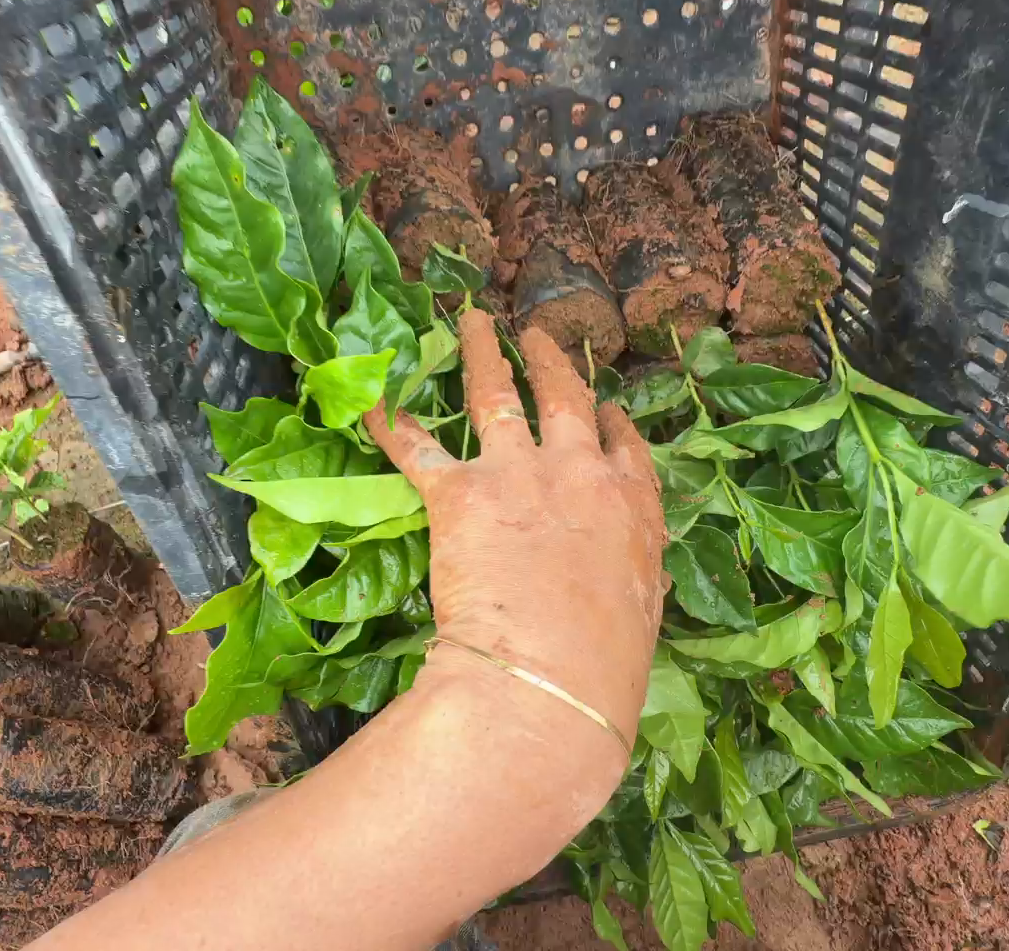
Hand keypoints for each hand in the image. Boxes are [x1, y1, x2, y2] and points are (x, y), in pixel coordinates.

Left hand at [363, 308, 666, 747]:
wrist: (550, 685)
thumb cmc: (606, 670)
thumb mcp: (638, 616)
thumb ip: (630, 579)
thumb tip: (627, 581)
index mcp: (631, 507)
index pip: (624, 444)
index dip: (610, 418)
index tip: (602, 405)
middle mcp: (578, 473)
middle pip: (564, 398)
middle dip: (550, 360)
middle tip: (537, 334)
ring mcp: (519, 475)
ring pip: (498, 396)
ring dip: (482, 354)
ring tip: (474, 322)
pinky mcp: (461, 493)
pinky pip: (417, 446)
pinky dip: (390, 420)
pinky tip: (370, 394)